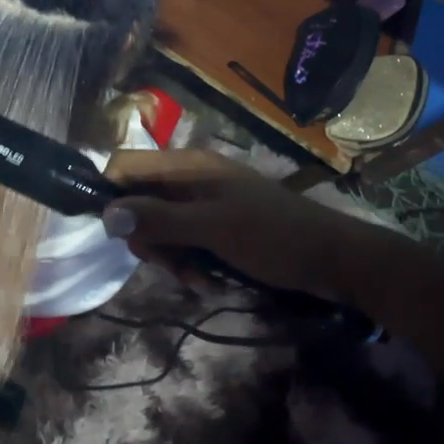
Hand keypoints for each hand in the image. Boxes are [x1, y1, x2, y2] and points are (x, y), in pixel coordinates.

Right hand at [102, 148, 379, 300]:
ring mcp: (205, 199)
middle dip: (147, 236)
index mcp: (185, 164)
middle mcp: (189, 176)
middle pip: (140, 199)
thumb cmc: (273, 237)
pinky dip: (190, 258)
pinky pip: (185, 236)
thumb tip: (105, 214)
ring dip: (170, 254)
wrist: (338, 260)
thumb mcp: (211, 229)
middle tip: (168, 266)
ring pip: (161, 222)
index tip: (122, 235)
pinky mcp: (219, 222)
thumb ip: (158, 219)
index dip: (113, 196)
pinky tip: (208, 279)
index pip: (125, 166)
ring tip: (196, 279)